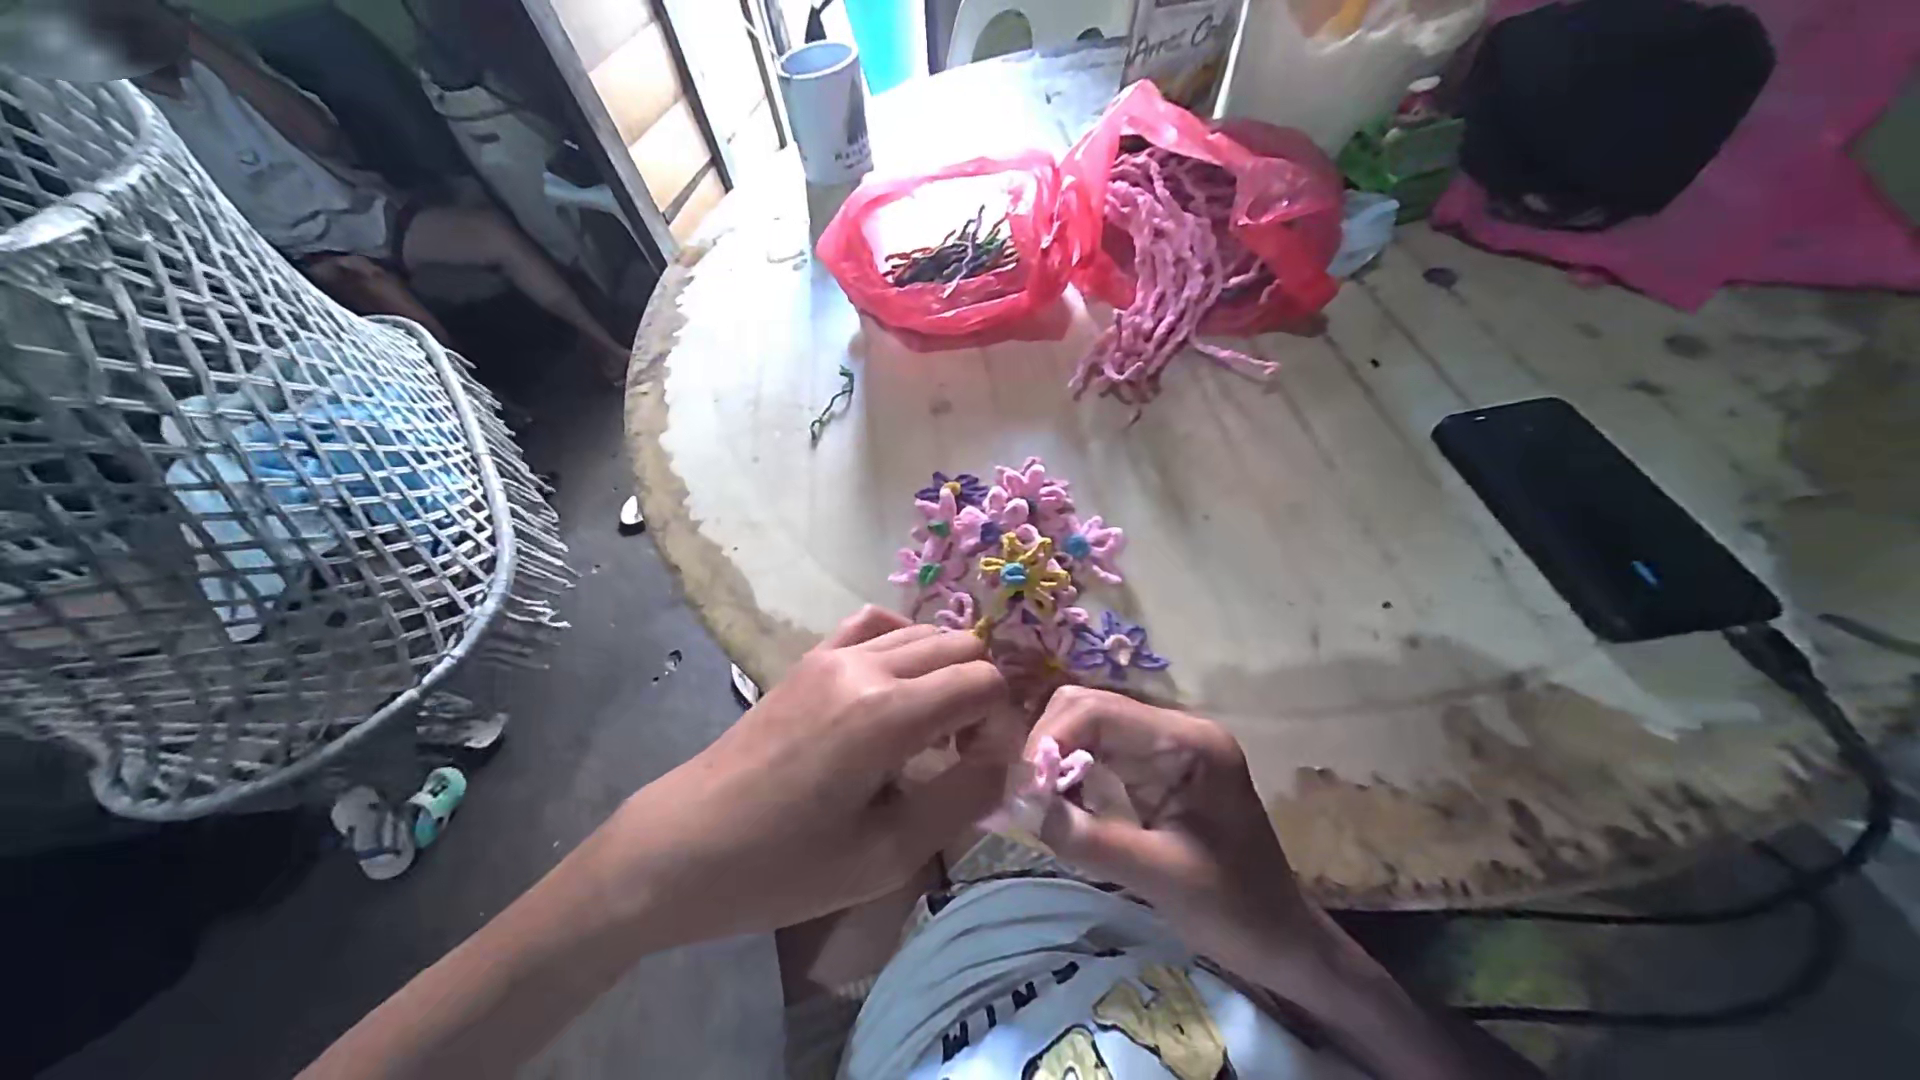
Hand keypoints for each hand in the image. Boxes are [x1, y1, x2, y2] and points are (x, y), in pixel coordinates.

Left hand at [618, 606, 1015, 942]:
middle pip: (962, 648)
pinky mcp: (811, 656)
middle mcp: (865, 665)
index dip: (1003, 723)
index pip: (985, 683)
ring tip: (934, 729)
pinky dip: (908, 643)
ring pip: (926, 632)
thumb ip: (961, 800)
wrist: (683, 846)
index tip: (987, 768)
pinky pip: (876, 623)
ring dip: (949, 672)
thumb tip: (1007, 762)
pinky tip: (902, 684)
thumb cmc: (782, 867)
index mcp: (886, 713)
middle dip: (982, 695)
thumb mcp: (886, 855)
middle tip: (965, 753)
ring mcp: (833, 652)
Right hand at [1026, 686, 1315, 973]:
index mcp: (1189, 741)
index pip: (1100, 711)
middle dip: (1048, 744)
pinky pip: (1096, 750)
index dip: (1050, 739)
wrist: (1281, 940)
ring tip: (1037, 801)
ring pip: (1086, 724)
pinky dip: (1069, 771)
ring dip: (1054, 757)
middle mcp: (1174, 728)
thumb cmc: (1234, 909)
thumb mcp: (1159, 877)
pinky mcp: (1152, 765)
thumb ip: (1086, 837)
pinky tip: (1060, 802)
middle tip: (1025, 796)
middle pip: (1088, 707)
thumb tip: (1017, 802)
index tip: (1021, 789)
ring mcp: (1163, 744)